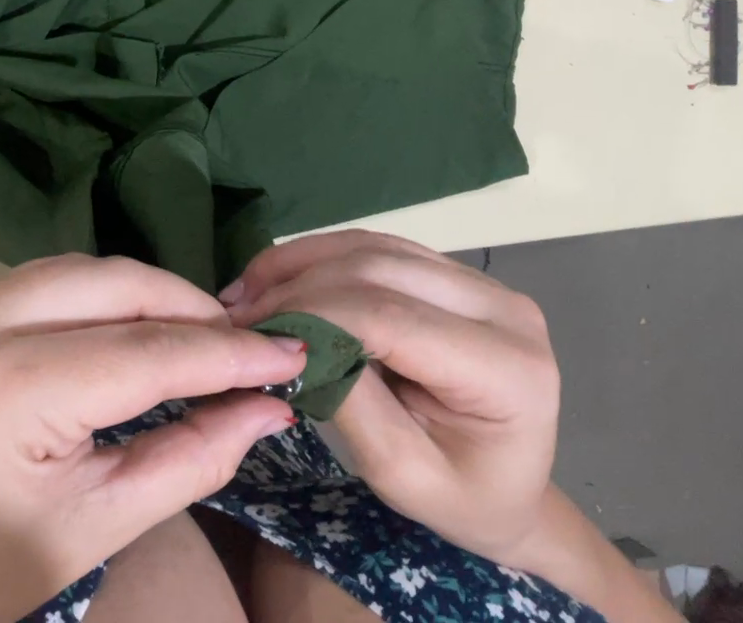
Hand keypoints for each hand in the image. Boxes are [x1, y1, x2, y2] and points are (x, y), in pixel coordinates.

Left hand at [0, 254, 306, 617]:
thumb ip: (191, 457)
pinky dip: (102, 297)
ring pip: (81, 269)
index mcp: (5, 393)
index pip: (142, 353)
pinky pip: (47, 279)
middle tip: (248, 346)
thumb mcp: (98, 524)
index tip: (290, 354)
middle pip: (112, 283)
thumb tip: (270, 406)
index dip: (226, 353)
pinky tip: (134, 329)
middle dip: (190, 308)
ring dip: (148, 296)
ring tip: (200, 339)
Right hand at [221, 230, 559, 566]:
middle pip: (378, 268)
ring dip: (299, 263)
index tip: (248, 334)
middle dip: (296, 286)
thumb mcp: (399, 472)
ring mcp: (480, 283)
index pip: (389, 316)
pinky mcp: (453, 273)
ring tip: (246, 293)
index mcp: (506, 367)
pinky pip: (375, 247)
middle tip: (236, 315)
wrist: (505, 491)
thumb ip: (350, 401)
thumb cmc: (457, 497)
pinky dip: (318, 258)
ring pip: (371, 246)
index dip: (310, 313)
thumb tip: (290, 343)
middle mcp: (503, 308)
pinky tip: (278, 279)